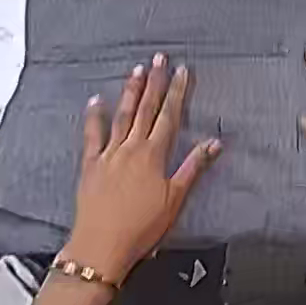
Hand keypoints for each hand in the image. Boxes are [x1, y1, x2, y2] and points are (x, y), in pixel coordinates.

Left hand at [63, 54, 220, 282]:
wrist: (102, 246)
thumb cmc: (142, 227)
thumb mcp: (175, 199)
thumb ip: (194, 167)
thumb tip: (214, 142)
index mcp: (154, 154)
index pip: (169, 115)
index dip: (177, 91)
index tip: (181, 71)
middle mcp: (131, 148)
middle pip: (146, 108)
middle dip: (155, 81)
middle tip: (158, 58)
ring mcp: (109, 154)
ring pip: (122, 115)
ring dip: (130, 91)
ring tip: (136, 70)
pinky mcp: (91, 165)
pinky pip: (93, 135)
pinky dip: (94, 116)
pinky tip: (96, 100)